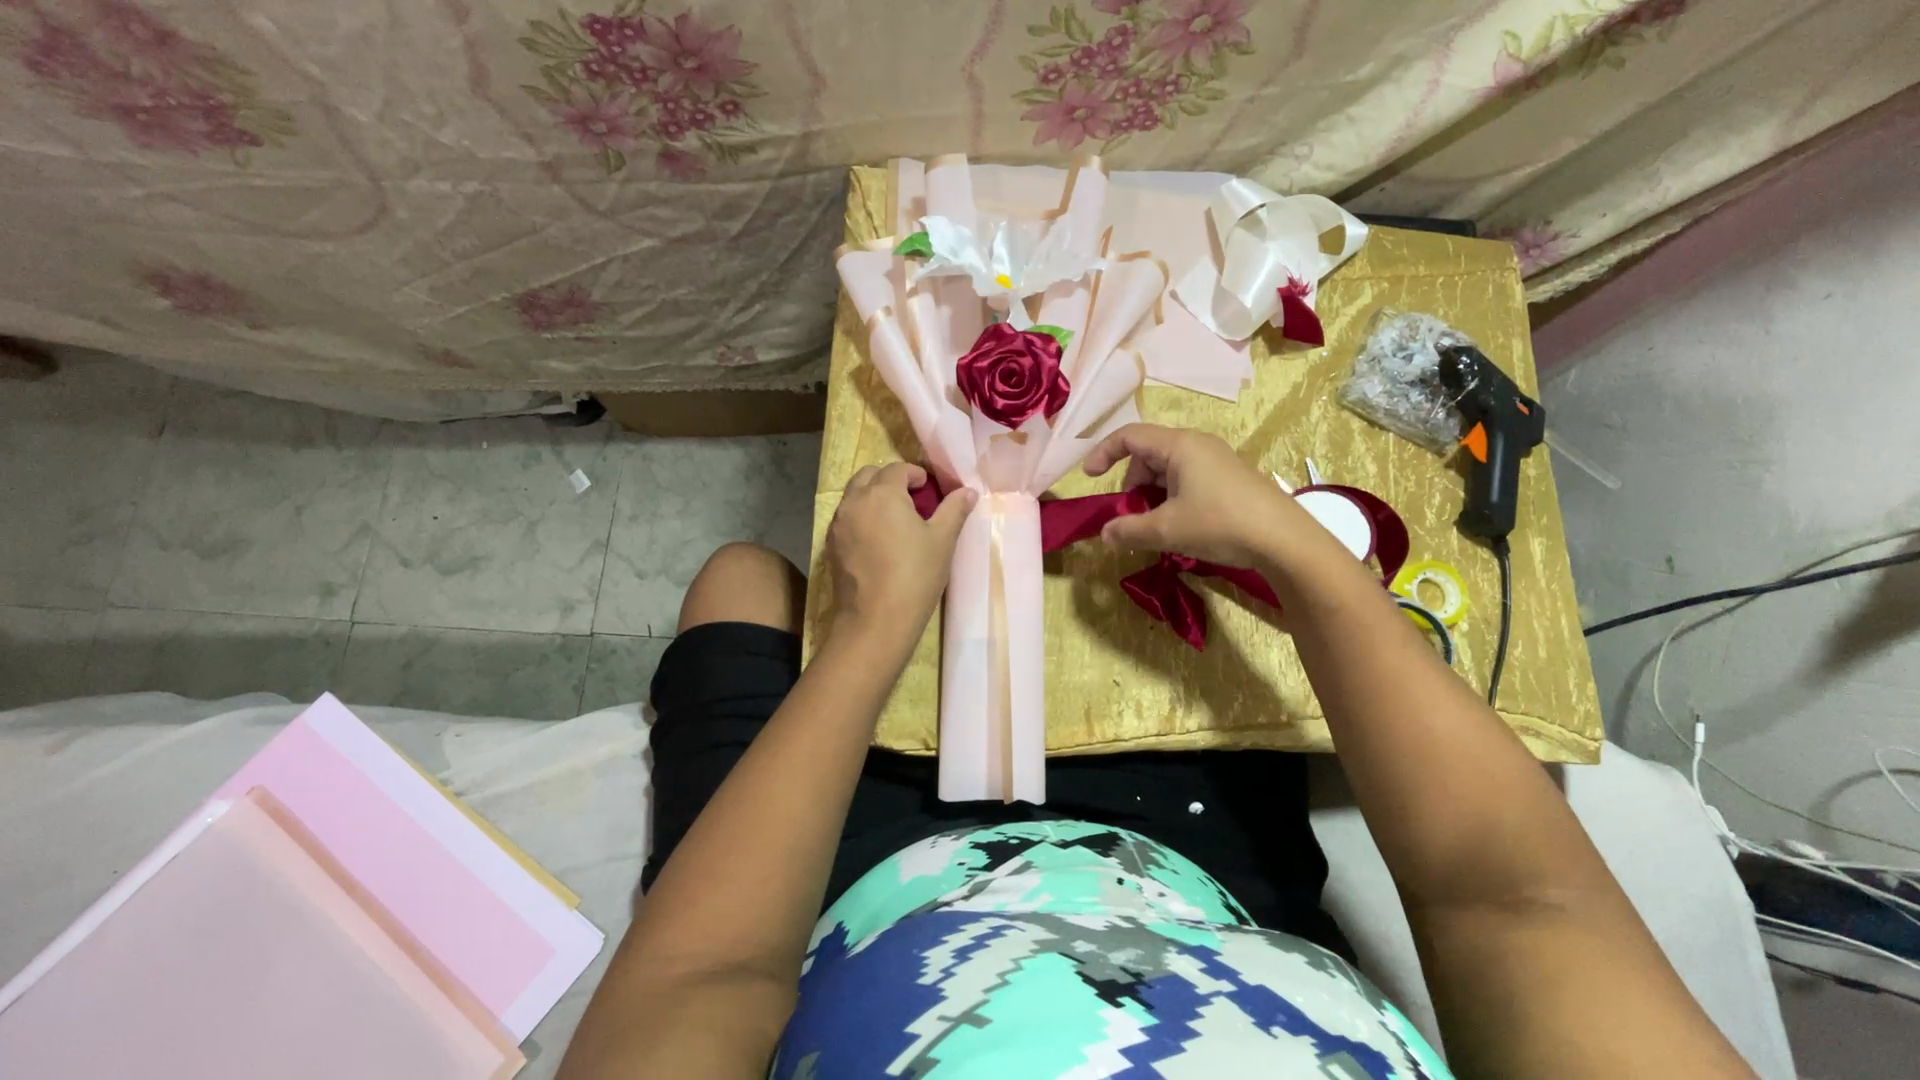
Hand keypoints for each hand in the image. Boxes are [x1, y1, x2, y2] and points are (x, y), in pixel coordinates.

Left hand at [826, 462, 975, 646]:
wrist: (875, 620)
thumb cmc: (915, 575)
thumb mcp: (942, 540)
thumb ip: (954, 510)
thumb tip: (967, 491)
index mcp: (882, 493)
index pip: (897, 469)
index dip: (915, 474)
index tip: (928, 487)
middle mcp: (854, 502)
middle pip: (868, 476)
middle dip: (888, 480)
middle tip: (910, 498)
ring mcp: (838, 524)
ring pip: (853, 497)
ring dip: (872, 498)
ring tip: (894, 519)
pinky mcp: (831, 546)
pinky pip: (846, 520)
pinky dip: (861, 519)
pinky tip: (877, 540)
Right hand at [1083, 424, 1330, 569]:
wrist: (1283, 539)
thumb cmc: (1220, 524)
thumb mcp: (1167, 530)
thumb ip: (1129, 530)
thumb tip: (1105, 533)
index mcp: (1180, 446)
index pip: (1130, 436)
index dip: (1103, 453)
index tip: (1089, 478)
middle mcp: (1197, 445)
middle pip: (1148, 455)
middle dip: (1132, 485)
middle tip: (1131, 517)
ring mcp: (1216, 461)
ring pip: (1168, 471)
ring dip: (1152, 496)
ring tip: (1156, 528)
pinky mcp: (1229, 479)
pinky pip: (1187, 480)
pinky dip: (1172, 499)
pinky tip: (1180, 528)